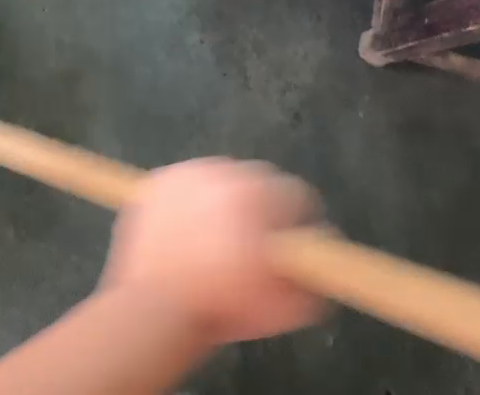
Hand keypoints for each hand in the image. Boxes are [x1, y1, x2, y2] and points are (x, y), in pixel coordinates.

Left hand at [99, 158, 325, 345]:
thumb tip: (323, 246)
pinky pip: (190, 181)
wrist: (156, 303)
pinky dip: (194, 198)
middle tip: (253, 237)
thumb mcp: (286, 304)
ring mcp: (188, 172)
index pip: (296, 194)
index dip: (297, 218)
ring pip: (223, 177)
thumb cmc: (224, 306)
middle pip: (259, 179)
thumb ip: (313, 272)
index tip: (292, 239)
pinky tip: (191, 226)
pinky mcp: (162, 178)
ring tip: (218, 234)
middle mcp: (224, 174)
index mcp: (259, 198)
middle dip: (262, 205)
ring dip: (227, 198)